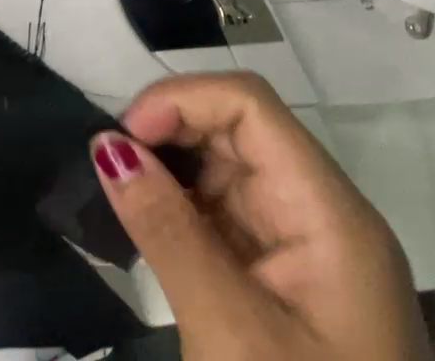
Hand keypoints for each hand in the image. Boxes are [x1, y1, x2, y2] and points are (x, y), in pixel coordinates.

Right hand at [91, 74, 428, 360]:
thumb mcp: (230, 332)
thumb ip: (168, 231)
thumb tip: (105, 144)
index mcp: (329, 216)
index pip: (250, 107)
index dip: (179, 101)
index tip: (119, 142)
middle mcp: (320, 213)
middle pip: (237, 126)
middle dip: (165, 131)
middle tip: (106, 172)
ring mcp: (300, 242)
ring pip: (222, 164)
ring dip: (164, 167)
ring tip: (118, 200)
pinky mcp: (278, 270)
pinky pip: (219, 208)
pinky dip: (173, 204)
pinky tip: (143, 226)